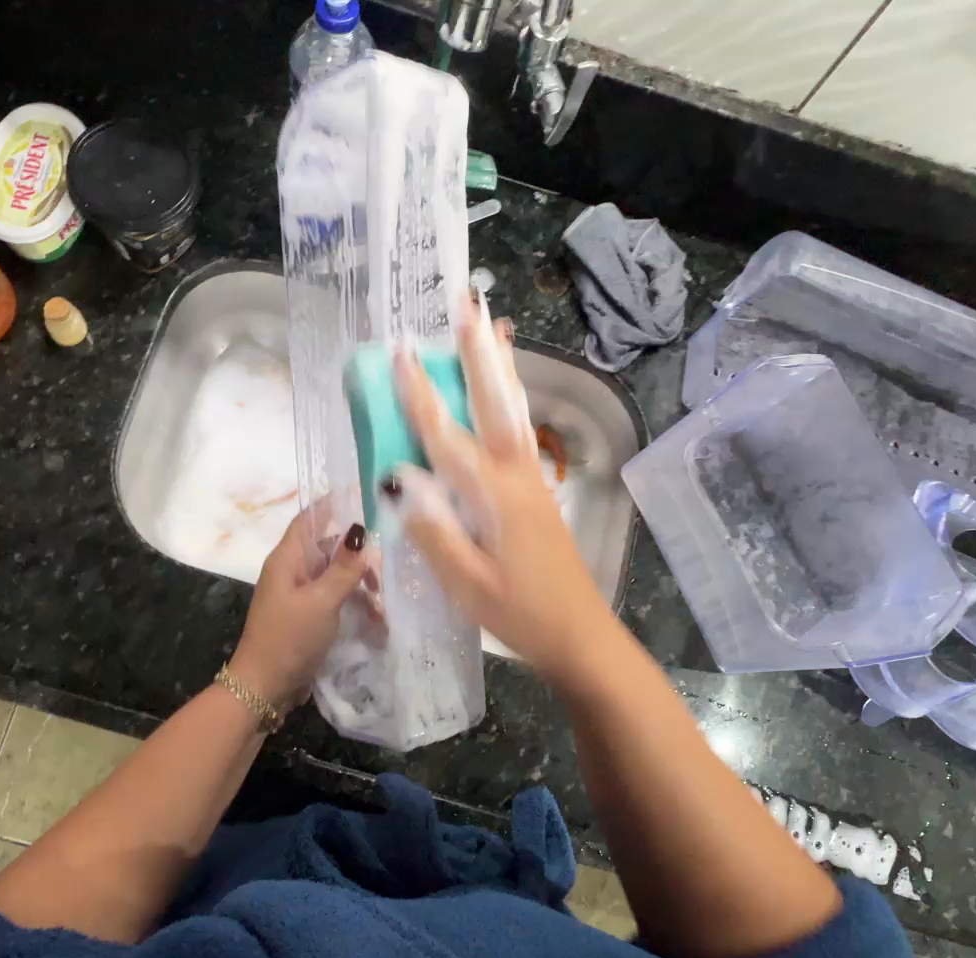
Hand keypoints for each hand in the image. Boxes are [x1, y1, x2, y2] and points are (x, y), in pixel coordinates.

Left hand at [228, 510, 368, 708]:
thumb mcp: (322, 601)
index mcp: (287, 559)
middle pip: (327, 547)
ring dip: (358, 582)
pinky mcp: (306, 616)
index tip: (363, 496)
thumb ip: (344, 568)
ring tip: (382, 599)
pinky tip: (374, 616)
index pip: (309, 519)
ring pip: (334, 574)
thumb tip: (360, 530)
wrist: (265, 686)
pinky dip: (352, 601)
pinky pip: (333, 597)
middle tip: (385, 567)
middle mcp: (291, 571)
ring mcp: (298, 594)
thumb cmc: (289, 638)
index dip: (332, 504)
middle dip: (356, 554)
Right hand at [384, 295, 618, 678]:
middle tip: (471, 304)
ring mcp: (532, 482)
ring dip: (500, 368)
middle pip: (495, 403)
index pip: (446, 436)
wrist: (578, 636)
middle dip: (479, 353)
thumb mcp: (465, 582)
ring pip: (513, 413)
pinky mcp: (538, 495)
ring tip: (495, 327)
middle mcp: (515, 476)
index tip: (403, 350)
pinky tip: (505, 395)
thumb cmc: (519, 614)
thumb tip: (397, 477)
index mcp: (492, 495)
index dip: (420, 395)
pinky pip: (518, 434)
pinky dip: (509, 402)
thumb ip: (432, 527)